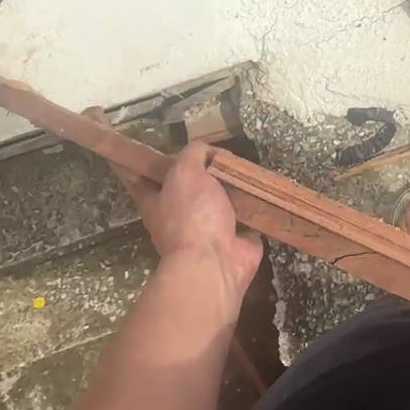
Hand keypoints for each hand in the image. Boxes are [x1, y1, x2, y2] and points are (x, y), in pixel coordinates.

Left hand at [123, 142, 263, 313]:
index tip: (156, 148)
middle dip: (203, 172)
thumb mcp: (186, 172)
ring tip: (248, 169)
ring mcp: (207, 230)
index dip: (148, 162)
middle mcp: (178, 216)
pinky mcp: (235, 239)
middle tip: (222, 155)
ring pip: (218, 201)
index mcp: (156, 201)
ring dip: (232, 188)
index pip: (144, 177)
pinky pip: (246, 216)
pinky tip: (265, 191)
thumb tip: (206, 150)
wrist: (215, 261)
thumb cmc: (192, 215)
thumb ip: (193, 154)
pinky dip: (255, 206)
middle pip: (187, 187)